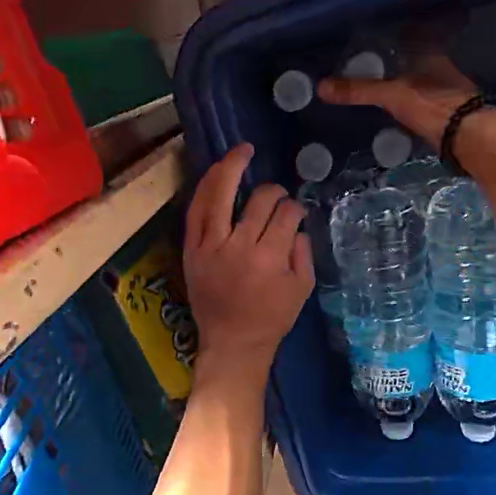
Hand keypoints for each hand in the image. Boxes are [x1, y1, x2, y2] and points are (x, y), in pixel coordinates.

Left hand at [184, 144, 313, 363]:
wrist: (232, 343)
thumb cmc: (272, 318)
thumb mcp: (302, 289)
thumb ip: (303, 252)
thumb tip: (296, 224)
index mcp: (269, 258)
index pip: (285, 215)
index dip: (295, 207)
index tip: (297, 211)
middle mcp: (239, 247)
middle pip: (259, 202)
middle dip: (274, 192)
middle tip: (279, 195)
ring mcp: (211, 246)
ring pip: (220, 196)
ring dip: (232, 168)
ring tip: (243, 151)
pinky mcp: (192, 250)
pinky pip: (196, 211)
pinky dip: (206, 189)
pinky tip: (216, 173)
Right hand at [318, 41, 480, 147]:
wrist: (472, 137)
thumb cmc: (434, 105)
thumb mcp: (392, 96)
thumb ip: (360, 91)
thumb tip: (322, 87)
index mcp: (431, 53)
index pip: (417, 31)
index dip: (403, 26)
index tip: (383, 26)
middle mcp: (443, 67)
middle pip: (421, 55)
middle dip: (402, 55)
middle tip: (378, 57)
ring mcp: (449, 90)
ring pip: (425, 77)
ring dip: (409, 78)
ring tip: (385, 80)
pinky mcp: (450, 112)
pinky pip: (426, 98)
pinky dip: (415, 99)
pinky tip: (403, 105)